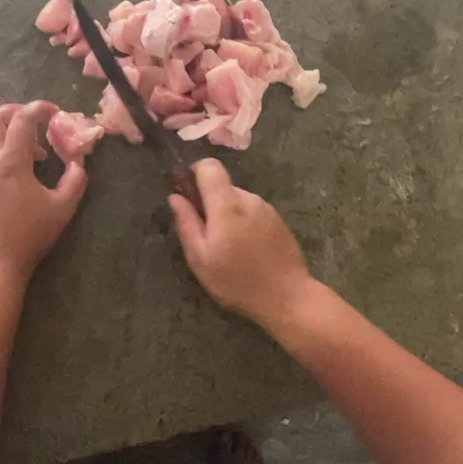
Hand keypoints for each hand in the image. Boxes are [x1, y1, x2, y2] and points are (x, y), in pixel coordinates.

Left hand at [0, 101, 87, 280]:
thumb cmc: (31, 235)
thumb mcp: (63, 207)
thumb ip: (75, 178)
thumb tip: (78, 159)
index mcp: (10, 162)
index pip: (22, 119)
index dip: (40, 109)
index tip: (57, 113)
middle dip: (16, 110)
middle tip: (37, 119)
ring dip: (10, 131)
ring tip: (36, 151)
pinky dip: (4, 147)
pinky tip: (23, 168)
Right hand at [168, 159, 312, 327]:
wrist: (286, 297)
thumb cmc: (236, 281)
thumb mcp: (200, 258)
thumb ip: (186, 223)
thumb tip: (175, 197)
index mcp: (227, 204)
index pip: (209, 166)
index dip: (194, 173)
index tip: (188, 194)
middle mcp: (249, 199)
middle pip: (223, 186)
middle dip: (210, 203)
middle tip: (206, 236)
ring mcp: (267, 208)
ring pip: (238, 200)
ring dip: (227, 215)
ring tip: (228, 247)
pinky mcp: (278, 220)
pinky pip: (253, 211)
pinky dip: (244, 223)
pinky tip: (246, 250)